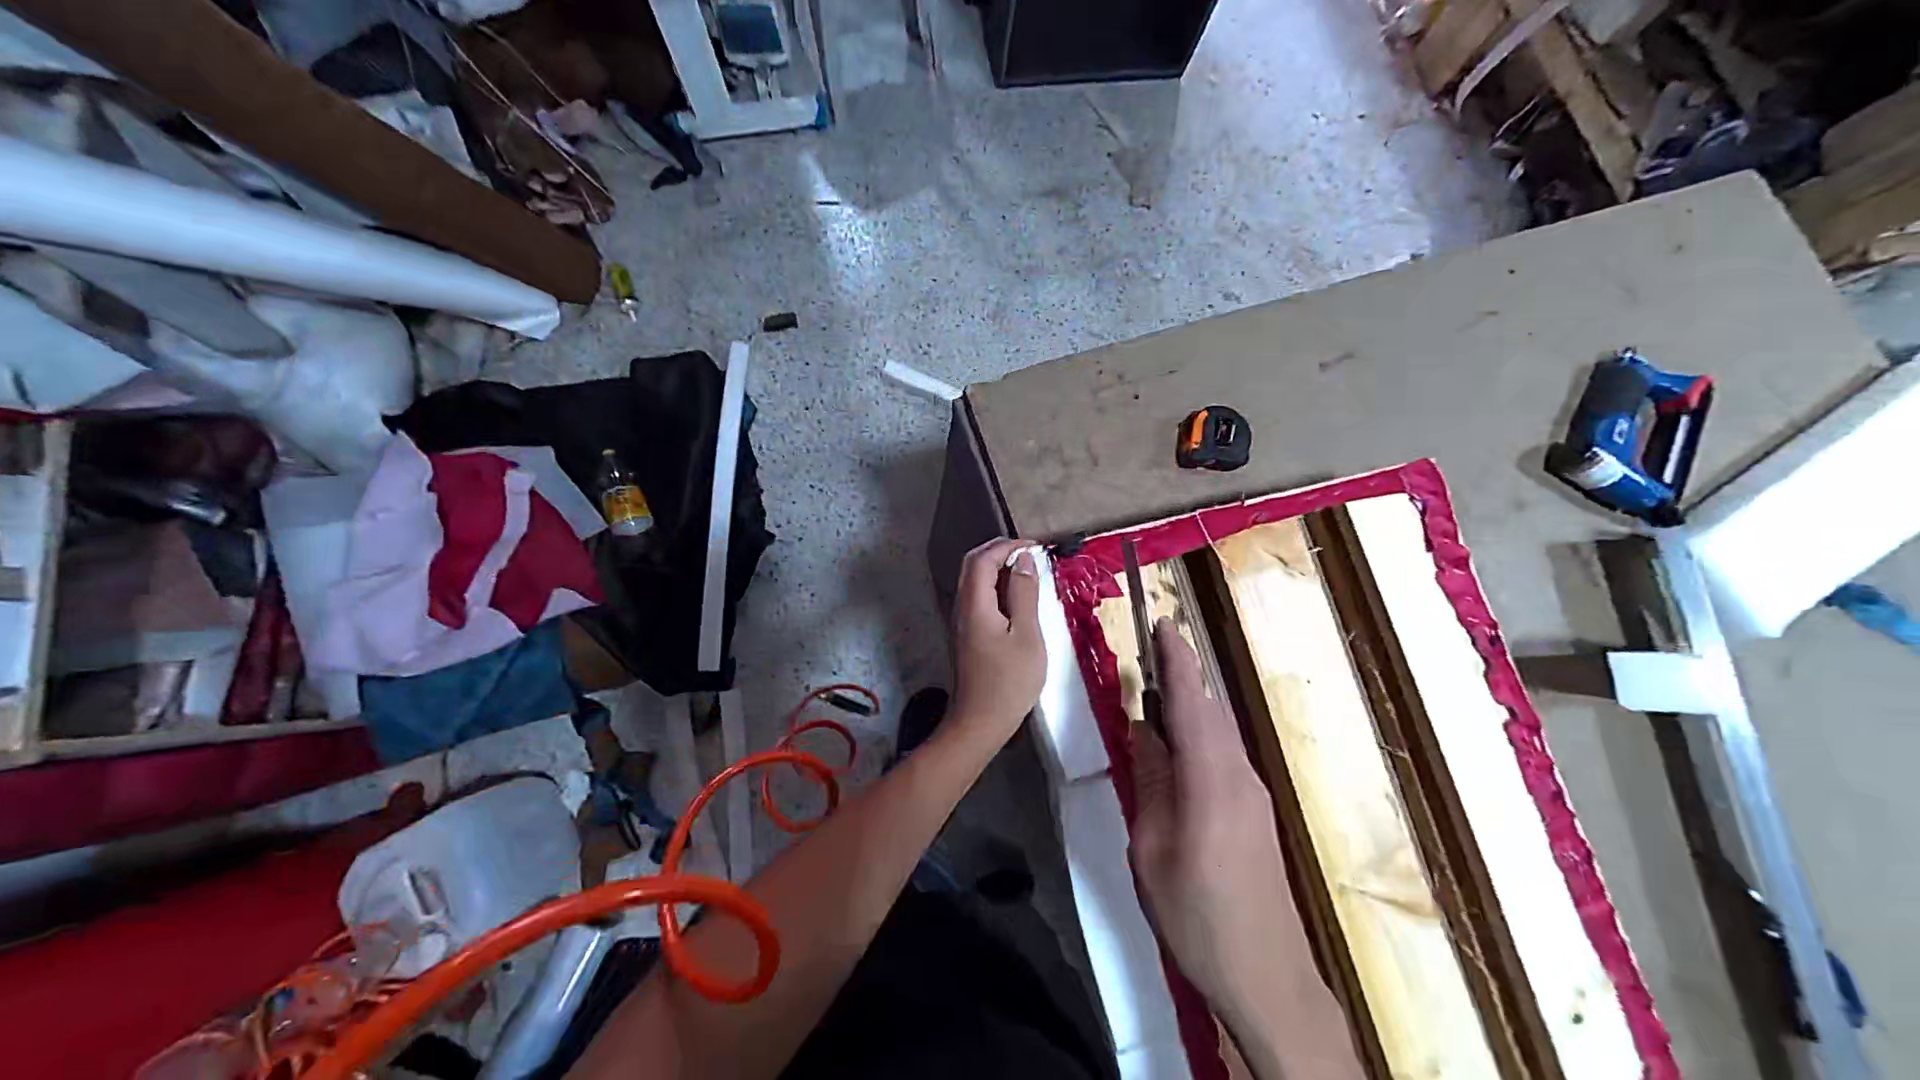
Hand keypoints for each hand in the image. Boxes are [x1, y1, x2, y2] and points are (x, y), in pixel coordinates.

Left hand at [948, 537, 1044, 745]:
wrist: (980, 721)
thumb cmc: (1008, 681)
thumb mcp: (1026, 635)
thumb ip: (1024, 594)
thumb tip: (1024, 560)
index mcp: (974, 604)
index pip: (983, 559)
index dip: (1007, 545)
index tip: (1034, 546)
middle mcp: (961, 607)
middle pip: (972, 565)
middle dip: (999, 551)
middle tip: (1030, 553)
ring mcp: (961, 622)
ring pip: (973, 581)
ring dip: (997, 569)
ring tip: (1027, 572)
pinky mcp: (966, 635)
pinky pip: (978, 598)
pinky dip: (995, 587)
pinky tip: (1016, 599)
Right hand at [1130, 620, 1346, 1069]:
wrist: (1268, 976)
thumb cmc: (1197, 914)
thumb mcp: (1152, 849)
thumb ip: (1150, 784)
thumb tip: (1143, 734)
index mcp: (1211, 780)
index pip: (1193, 703)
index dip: (1177, 660)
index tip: (1163, 624)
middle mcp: (1240, 775)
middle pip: (1210, 711)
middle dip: (1184, 675)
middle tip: (1153, 650)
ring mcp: (1254, 793)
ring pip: (1219, 731)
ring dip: (1192, 704)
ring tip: (1158, 692)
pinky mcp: (1256, 811)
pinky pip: (1225, 754)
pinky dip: (1201, 733)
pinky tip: (1179, 746)